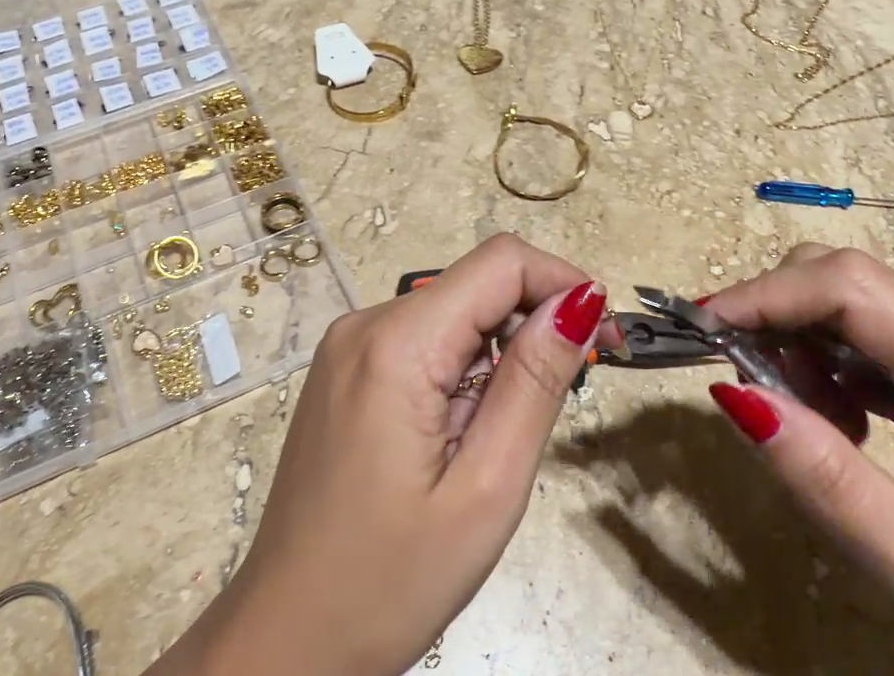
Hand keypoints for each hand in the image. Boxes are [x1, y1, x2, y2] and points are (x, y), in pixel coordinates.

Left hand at [146, 234, 620, 675]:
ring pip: (449, 318)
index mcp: (394, 343)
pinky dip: (460, 375)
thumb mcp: (485, 487)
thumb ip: (533, 383)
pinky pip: (418, 348)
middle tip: (569, 395)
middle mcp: (362, 327)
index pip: (499, 261)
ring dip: (497, 358)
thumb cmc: (390, 579)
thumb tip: (580, 300)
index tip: (605, 338)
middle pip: (473, 287)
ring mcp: (345, 351)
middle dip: (534, 325)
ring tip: (503, 440)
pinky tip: (462, 438)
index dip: (563, 283)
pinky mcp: (342, 377)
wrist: (288, 632)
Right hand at [701, 245, 893, 675]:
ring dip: (806, 342)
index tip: (704, 329)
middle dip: (778, 319)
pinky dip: (838, 354)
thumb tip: (733, 394)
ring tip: (815, 425)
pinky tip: (848, 418)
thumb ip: (830, 485)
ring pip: (862, 294)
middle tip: (758, 395)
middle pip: (852, 277)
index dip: (765, 293)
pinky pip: (888, 321)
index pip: (855, 289)